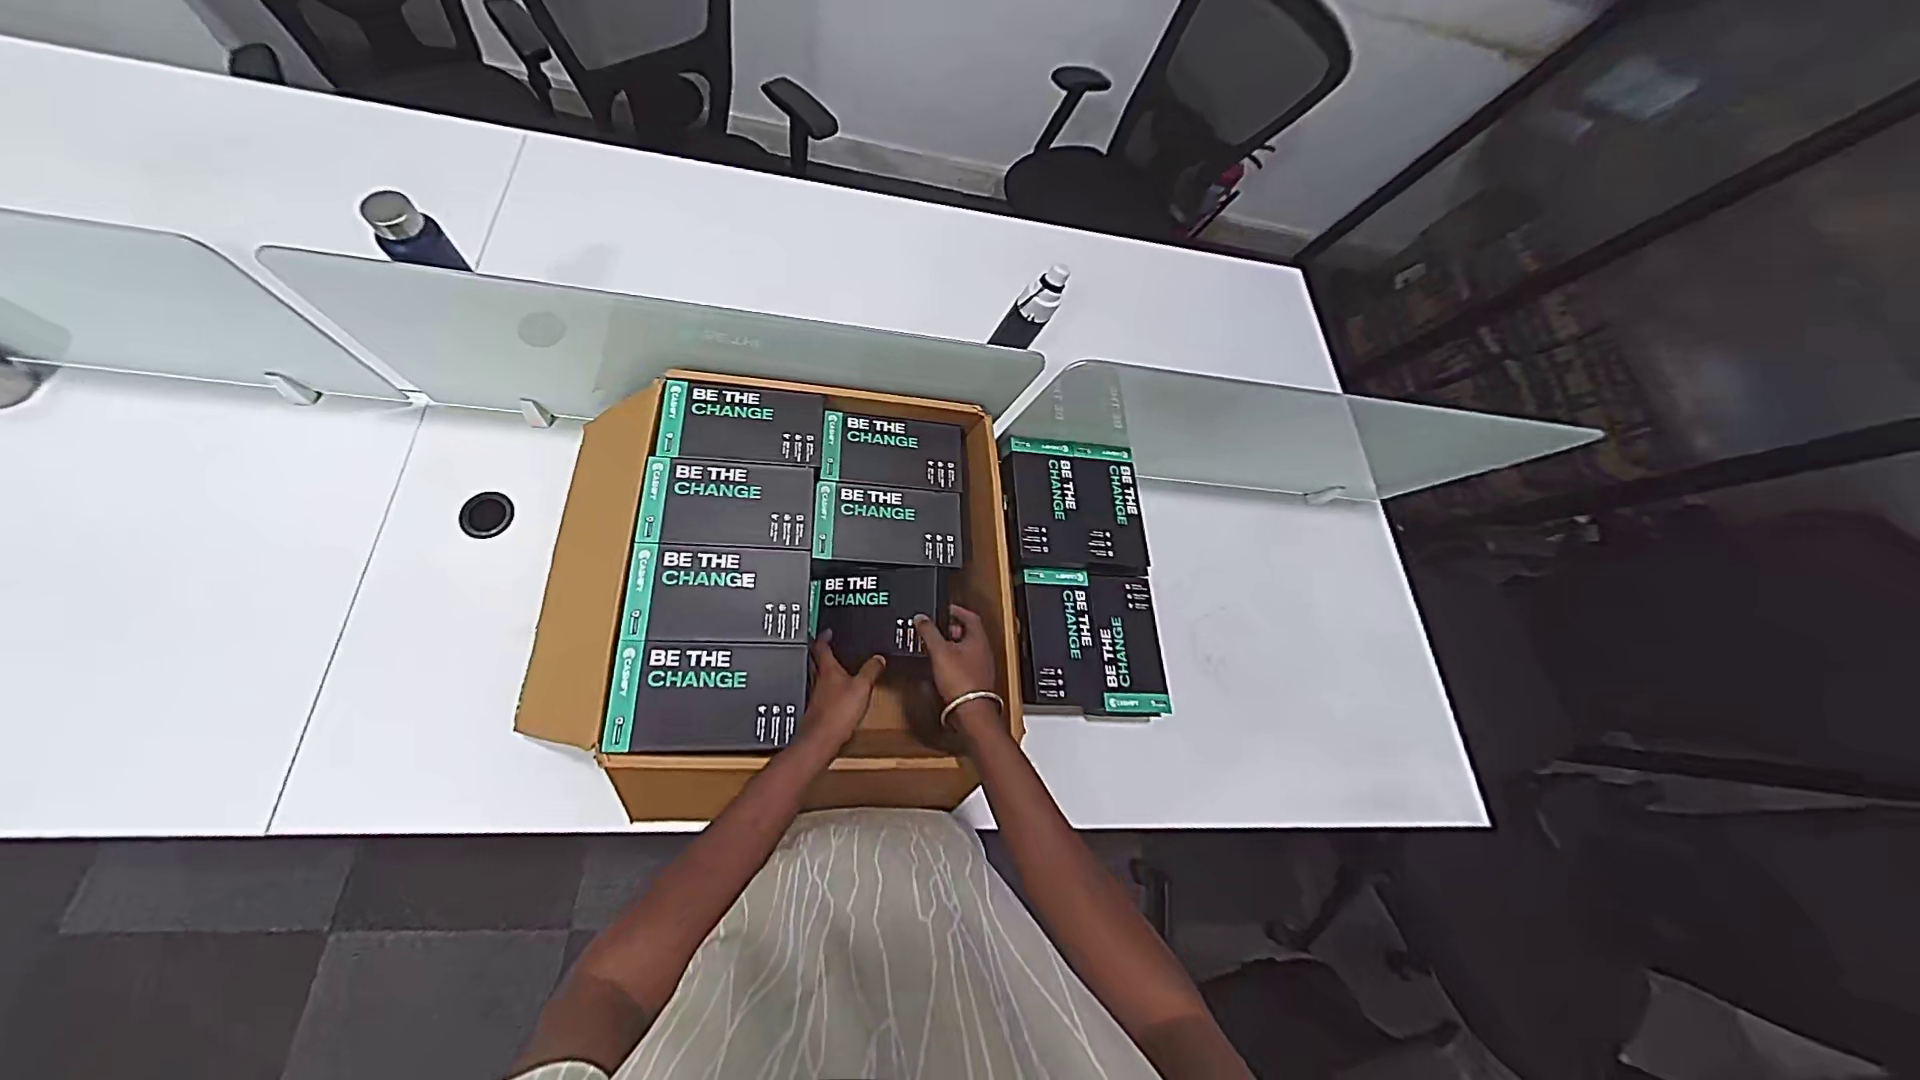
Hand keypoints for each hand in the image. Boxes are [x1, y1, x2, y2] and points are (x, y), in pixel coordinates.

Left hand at [801, 632, 884, 750]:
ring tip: (840, 667)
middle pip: (818, 661)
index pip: (822, 647)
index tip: (828, 631)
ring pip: (821, 677)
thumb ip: (871, 670)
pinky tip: (841, 694)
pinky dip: (833, 689)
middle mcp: (819, 681)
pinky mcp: (820, 710)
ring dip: (828, 670)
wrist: (821, 740)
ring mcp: (818, 696)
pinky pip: (826, 693)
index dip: (824, 636)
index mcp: (828, 670)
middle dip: (824, 652)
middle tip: (831, 645)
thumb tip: (878, 658)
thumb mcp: (862, 687)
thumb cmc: (837, 712)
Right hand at [914, 605, 1006, 738]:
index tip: (947, 609)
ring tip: (938, 646)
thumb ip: (929, 632)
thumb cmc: (960, 680)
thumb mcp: (939, 651)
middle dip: (953, 628)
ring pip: (967, 649)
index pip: (971, 617)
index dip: (958, 611)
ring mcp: (981, 667)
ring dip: (953, 645)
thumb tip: (922, 618)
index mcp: (978, 639)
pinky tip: (943, 666)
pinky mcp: (976, 681)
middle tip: (939, 628)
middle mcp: (983, 652)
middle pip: (969, 633)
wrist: (970, 711)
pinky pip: (966, 664)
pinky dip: (954, 660)